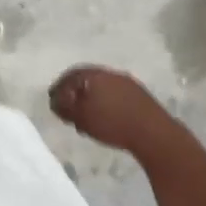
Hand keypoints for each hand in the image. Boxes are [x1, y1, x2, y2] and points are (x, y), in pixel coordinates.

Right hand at [49, 66, 170, 153]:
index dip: (59, 88)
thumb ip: (64, 106)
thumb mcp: (80, 117)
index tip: (53, 100)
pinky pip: (114, 93)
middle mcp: (110, 73)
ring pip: (101, 86)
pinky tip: (104, 115)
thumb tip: (55, 100)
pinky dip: (104, 101)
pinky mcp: (139, 93)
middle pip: (86, 79)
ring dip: (91, 96)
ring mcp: (127, 82)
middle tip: (68, 106)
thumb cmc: (111, 123)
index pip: (70, 75)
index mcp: (94, 75)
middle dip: (75, 91)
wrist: (152, 132)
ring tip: (85, 113)